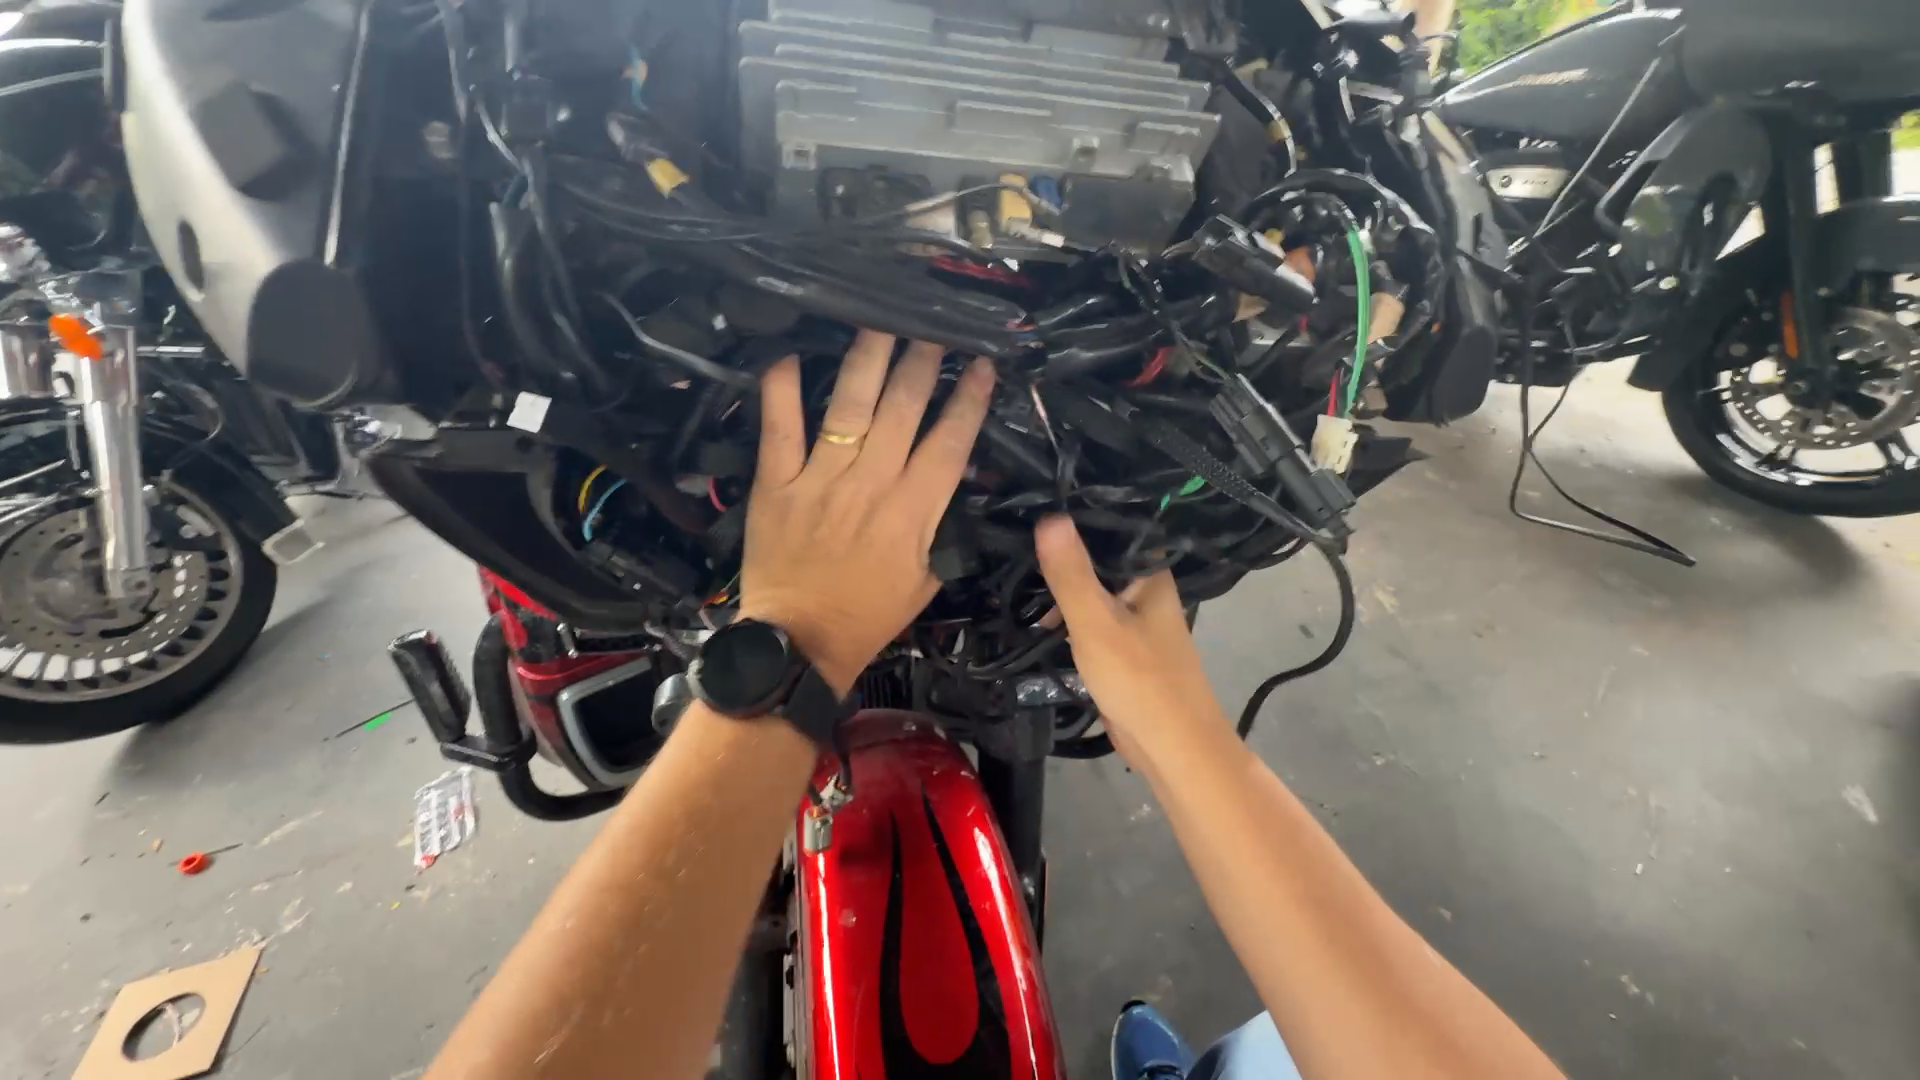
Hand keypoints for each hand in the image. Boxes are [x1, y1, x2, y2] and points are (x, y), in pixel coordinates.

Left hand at [738, 330, 995, 696]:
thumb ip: (944, 529)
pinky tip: (790, 354)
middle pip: (904, 408)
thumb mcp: (927, 579)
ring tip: (881, 318)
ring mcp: (821, 479)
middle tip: (933, 324)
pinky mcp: (777, 484)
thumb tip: (956, 484)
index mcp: (914, 510)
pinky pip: (780, 428)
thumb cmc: (869, 616)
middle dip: (923, 360)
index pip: (950, 441)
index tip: (981, 363)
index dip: (969, 398)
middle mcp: (871, 484)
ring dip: (869, 357)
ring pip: (851, 406)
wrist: (800, 643)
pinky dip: (782, 389)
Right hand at [1033, 516, 1228, 761]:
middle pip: (1098, 561)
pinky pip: (1090, 622)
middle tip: (1011, 540)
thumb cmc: (1140, 679)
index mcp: (1151, 574)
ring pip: (1092, 593)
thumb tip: (1050, 516)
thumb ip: (1071, 573)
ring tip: (1014, 577)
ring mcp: (1135, 621)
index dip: (1076, 516)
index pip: (1113, 528)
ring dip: (1060, 591)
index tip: (1033, 505)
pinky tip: (1036, 617)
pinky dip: (1067, 618)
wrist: (1172, 748)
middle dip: (1060, 556)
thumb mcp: (1096, 622)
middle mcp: (1146, 591)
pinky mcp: (1123, 649)